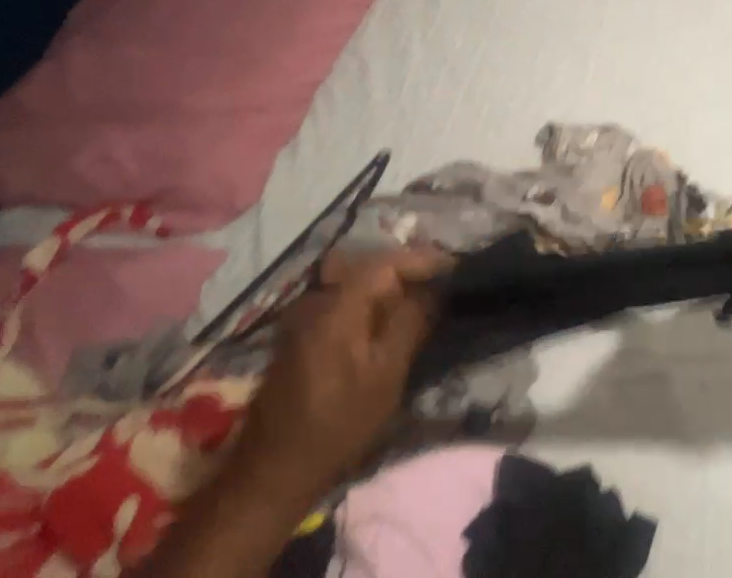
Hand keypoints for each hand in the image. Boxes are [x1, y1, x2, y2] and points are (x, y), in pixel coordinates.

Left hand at [230, 250, 447, 501]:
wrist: (274, 471)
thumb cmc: (338, 424)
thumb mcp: (387, 373)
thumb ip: (411, 321)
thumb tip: (435, 287)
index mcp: (336, 308)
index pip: (387, 262)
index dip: (425, 260)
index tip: (457, 269)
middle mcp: (314, 302)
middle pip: (370, 266)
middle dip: (410, 270)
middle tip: (444, 286)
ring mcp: (302, 319)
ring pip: (356, 283)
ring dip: (391, 287)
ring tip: (424, 304)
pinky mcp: (299, 336)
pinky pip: (343, 301)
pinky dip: (371, 303)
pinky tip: (390, 324)